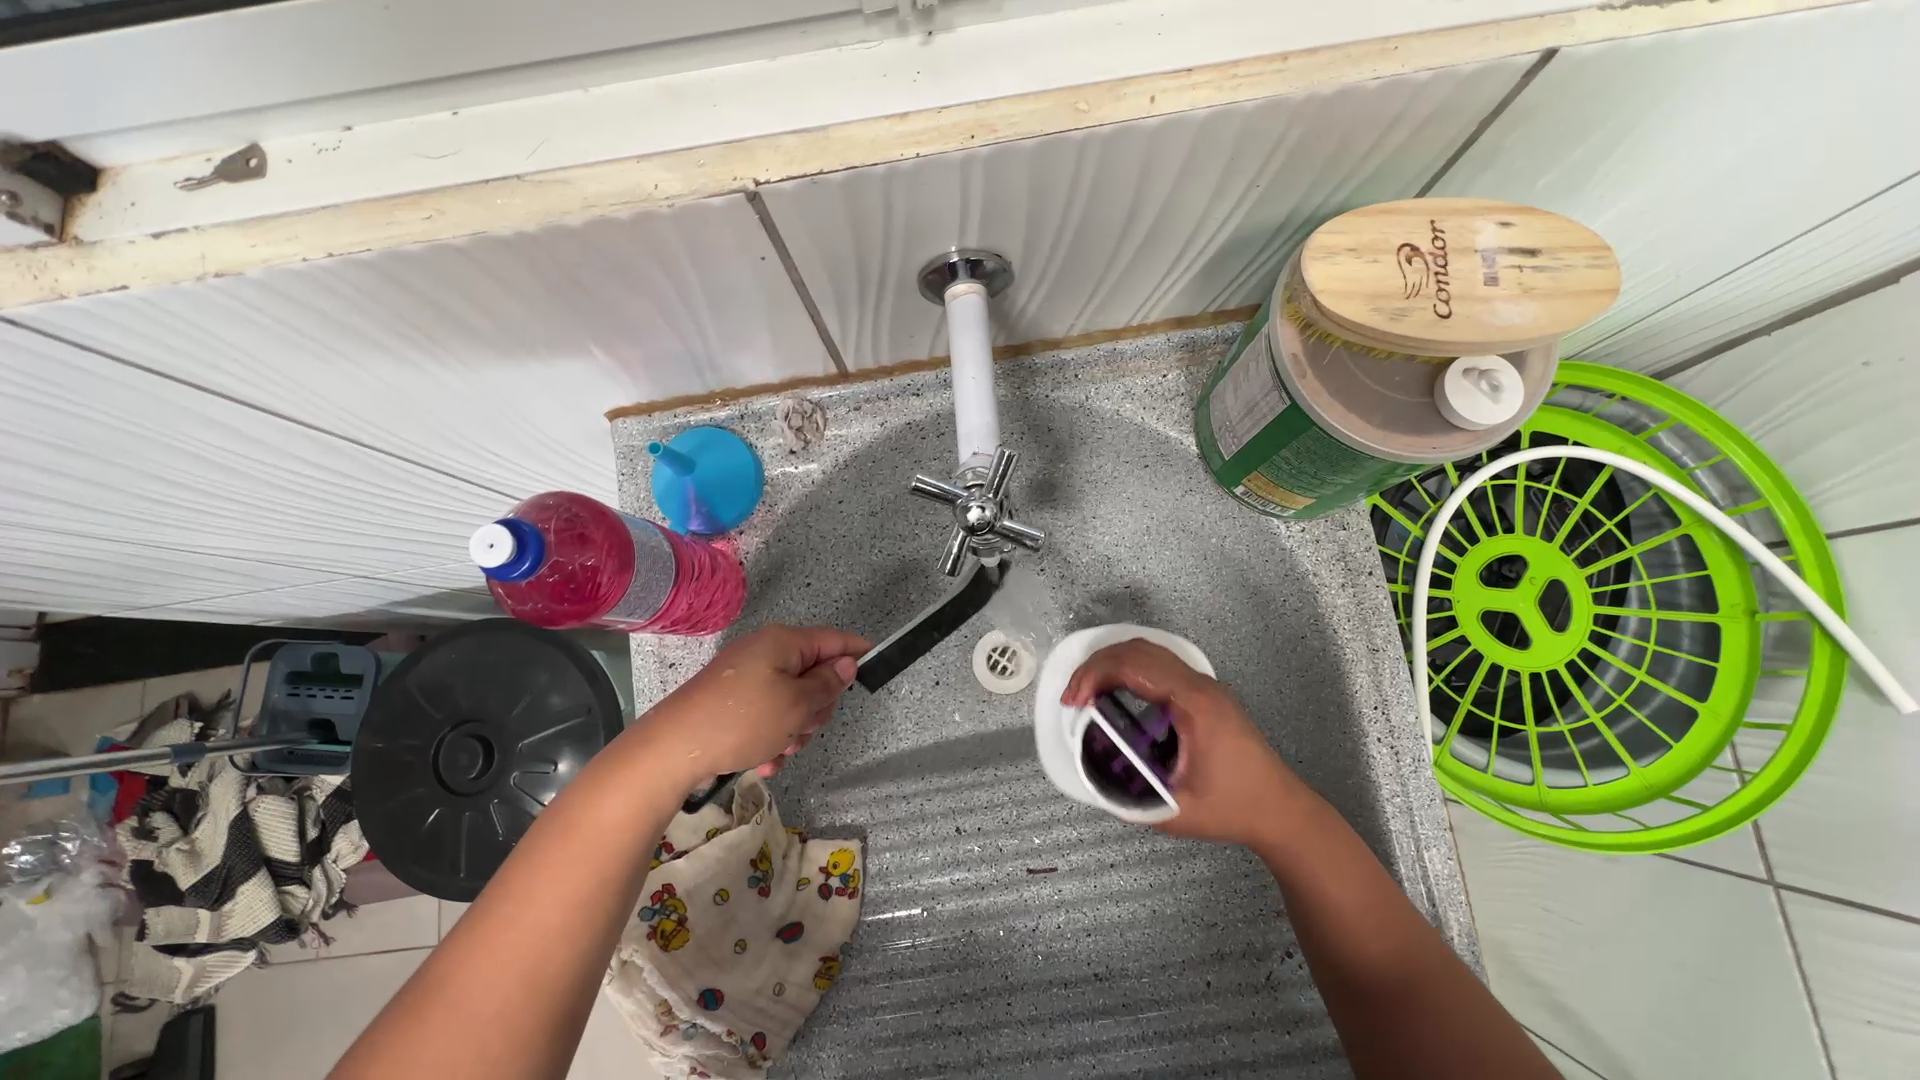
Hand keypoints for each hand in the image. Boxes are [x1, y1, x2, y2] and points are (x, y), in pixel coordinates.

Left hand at [640, 624, 870, 789]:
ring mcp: (747, 677)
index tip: (878, 663)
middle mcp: (766, 653)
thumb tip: (846, 662)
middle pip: (814, 675)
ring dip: (793, 730)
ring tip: (777, 751)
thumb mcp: (796, 705)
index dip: (857, 651)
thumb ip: (827, 683)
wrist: (674, 748)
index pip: (834, 639)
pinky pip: (767, 715)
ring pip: (792, 701)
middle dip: (816, 708)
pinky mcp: (732, 701)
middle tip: (804, 727)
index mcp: (784, 643)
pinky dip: (771, 738)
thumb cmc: (742, 721)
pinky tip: (763, 762)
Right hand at [1062, 639, 1306, 846]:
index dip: (1095, 676)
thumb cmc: (1233, 808)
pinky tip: (1115, 694)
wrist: (1281, 810)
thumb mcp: (1174, 810)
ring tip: (1087, 692)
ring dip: (1113, 664)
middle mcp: (1200, 685)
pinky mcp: (1205, 695)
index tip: (1072, 703)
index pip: (1134, 666)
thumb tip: (1090, 778)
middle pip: (1138, 650)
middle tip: (1072, 696)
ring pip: (1150, 652)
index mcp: (1194, 703)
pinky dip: (1129, 670)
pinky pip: (1160, 666)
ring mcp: (1205, 686)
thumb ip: (1129, 798)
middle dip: (1097, 665)